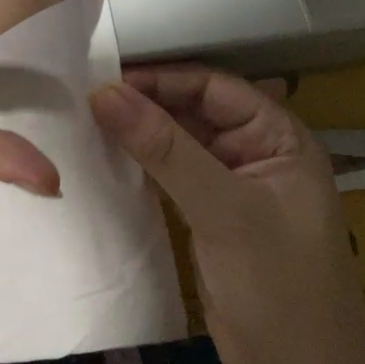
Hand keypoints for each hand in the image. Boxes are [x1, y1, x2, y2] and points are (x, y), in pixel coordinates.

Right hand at [90, 66, 364, 363]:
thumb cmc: (279, 285)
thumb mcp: (224, 210)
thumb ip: (165, 148)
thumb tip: (105, 92)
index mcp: (279, 138)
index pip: (212, 87)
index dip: (161, 79)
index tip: (104, 78)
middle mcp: (256, 153)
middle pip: (192, 110)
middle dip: (144, 103)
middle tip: (85, 97)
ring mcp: (231, 187)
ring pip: (177, 142)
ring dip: (137, 133)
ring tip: (85, 121)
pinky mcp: (208, 218)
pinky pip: (169, 175)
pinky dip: (139, 165)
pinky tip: (103, 158)